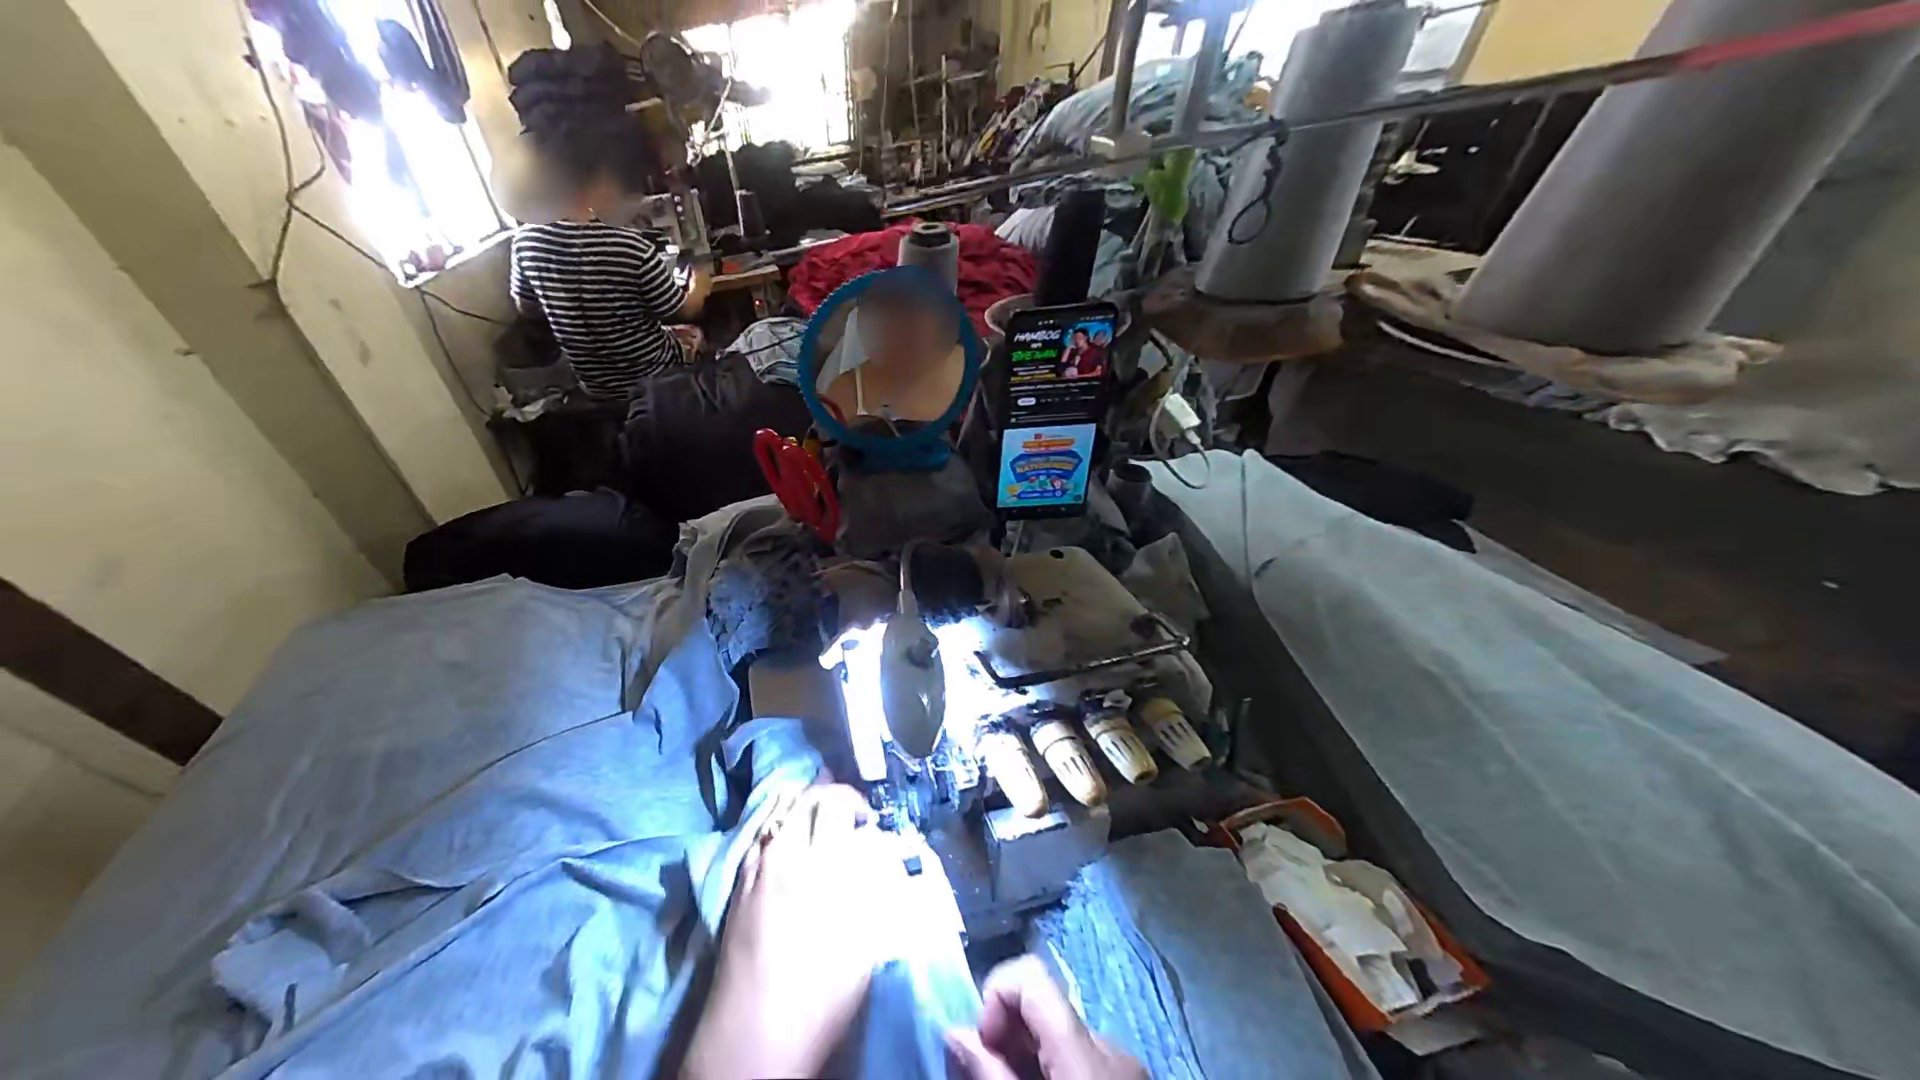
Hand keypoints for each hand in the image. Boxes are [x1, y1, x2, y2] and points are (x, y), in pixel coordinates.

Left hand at [682, 784, 905, 1079]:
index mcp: (822, 864)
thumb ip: (874, 882)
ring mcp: (756, 867)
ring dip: (801, 804)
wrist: (755, 1034)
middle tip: (846, 812)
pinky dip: (775, 822)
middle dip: (829, 795)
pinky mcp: (737, 885)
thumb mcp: (867, 937)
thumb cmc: (823, 991)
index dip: (854, 801)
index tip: (867, 818)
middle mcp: (786, 855)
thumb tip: (877, 848)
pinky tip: (784, 830)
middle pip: (805, 800)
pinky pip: (758, 834)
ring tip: (817, 810)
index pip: (835, 803)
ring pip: (777, 812)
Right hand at [946, 956, 1146, 1079]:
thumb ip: (991, 1072)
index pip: (1032, 974)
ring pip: (1060, 1034)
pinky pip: (1082, 1056)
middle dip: (1007, 1031)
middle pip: (1044, 1005)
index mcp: (1086, 1047)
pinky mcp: (1132, 1077)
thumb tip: (953, 1030)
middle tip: (987, 1072)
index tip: (984, 1042)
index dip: (996, 995)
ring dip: (1029, 1053)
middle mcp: (1110, 1043)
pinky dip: (1054, 1067)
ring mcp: (1126, 1062)